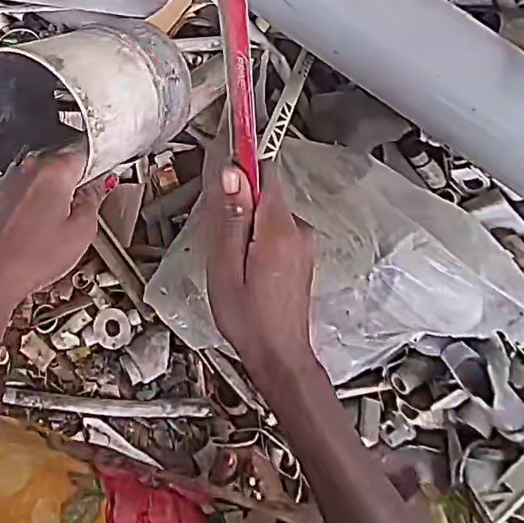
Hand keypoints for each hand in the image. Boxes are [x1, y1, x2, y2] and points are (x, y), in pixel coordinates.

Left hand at [0, 146, 107, 340]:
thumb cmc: (32, 256)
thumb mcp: (81, 230)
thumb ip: (95, 199)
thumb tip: (101, 185)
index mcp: (54, 169)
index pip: (86, 153)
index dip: (101, 167)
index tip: (106, 181)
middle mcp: (31, 166)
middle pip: (64, 161)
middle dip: (78, 180)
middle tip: (89, 205)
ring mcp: (13, 179)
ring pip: (45, 175)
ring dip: (57, 190)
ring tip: (63, 221)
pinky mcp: (2, 193)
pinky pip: (29, 188)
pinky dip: (39, 200)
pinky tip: (44, 224)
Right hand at [206, 162, 319, 386]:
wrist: (280, 357)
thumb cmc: (248, 319)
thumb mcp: (225, 266)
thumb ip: (230, 218)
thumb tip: (232, 175)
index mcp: (279, 231)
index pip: (265, 173)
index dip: (242, 165)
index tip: (222, 167)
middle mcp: (299, 231)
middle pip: (264, 191)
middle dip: (237, 202)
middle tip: (218, 236)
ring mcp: (304, 242)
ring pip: (267, 210)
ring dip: (245, 221)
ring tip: (230, 257)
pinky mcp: (302, 252)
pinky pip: (274, 227)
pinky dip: (256, 235)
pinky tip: (244, 263)